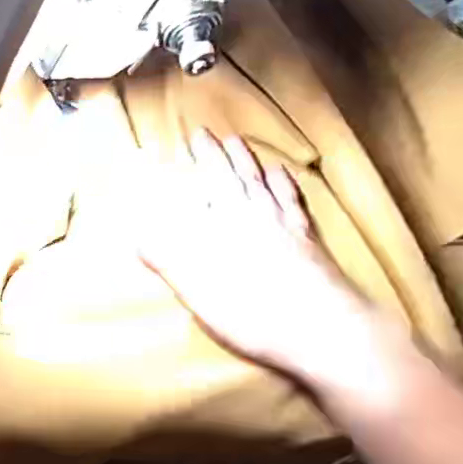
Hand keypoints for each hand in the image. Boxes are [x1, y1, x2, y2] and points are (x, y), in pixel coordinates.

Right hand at [138, 129, 384, 385]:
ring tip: (239, 142)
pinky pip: (294, 202)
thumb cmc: (253, 314)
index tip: (191, 136)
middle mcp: (254, 217)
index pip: (209, 183)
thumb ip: (169, 260)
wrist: (325, 331)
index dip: (200, 159)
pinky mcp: (310, 240)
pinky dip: (286, 184)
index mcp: (225, 226)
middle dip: (219, 154)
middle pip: (234, 177)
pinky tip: (283, 174)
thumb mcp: (200, 292)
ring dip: (249, 162)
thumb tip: (137, 235)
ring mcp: (285, 226)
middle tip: (208, 132)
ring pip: (263, 183)